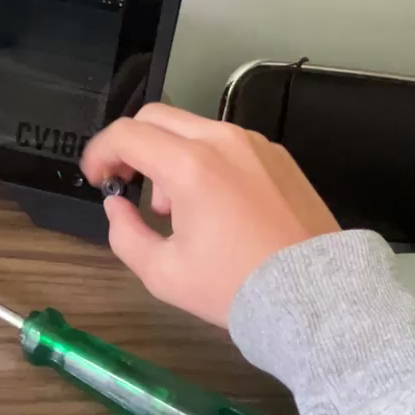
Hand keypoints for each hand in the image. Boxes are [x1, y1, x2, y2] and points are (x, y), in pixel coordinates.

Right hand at [80, 104, 339, 326]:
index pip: (126, 134)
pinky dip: (203, 159)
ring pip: (191, 126)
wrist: (318, 298)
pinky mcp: (276, 154)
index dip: (99, 152)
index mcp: (190, 165)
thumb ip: (124, 234)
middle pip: (155, 116)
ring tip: (175, 206)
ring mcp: (253, 143)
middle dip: (130, 144)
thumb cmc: (238, 287)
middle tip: (125, 180)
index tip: (96, 178)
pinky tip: (213, 204)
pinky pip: (225, 141)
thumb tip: (117, 205)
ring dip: (167, 153)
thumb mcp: (164, 274)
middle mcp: (222, 140)